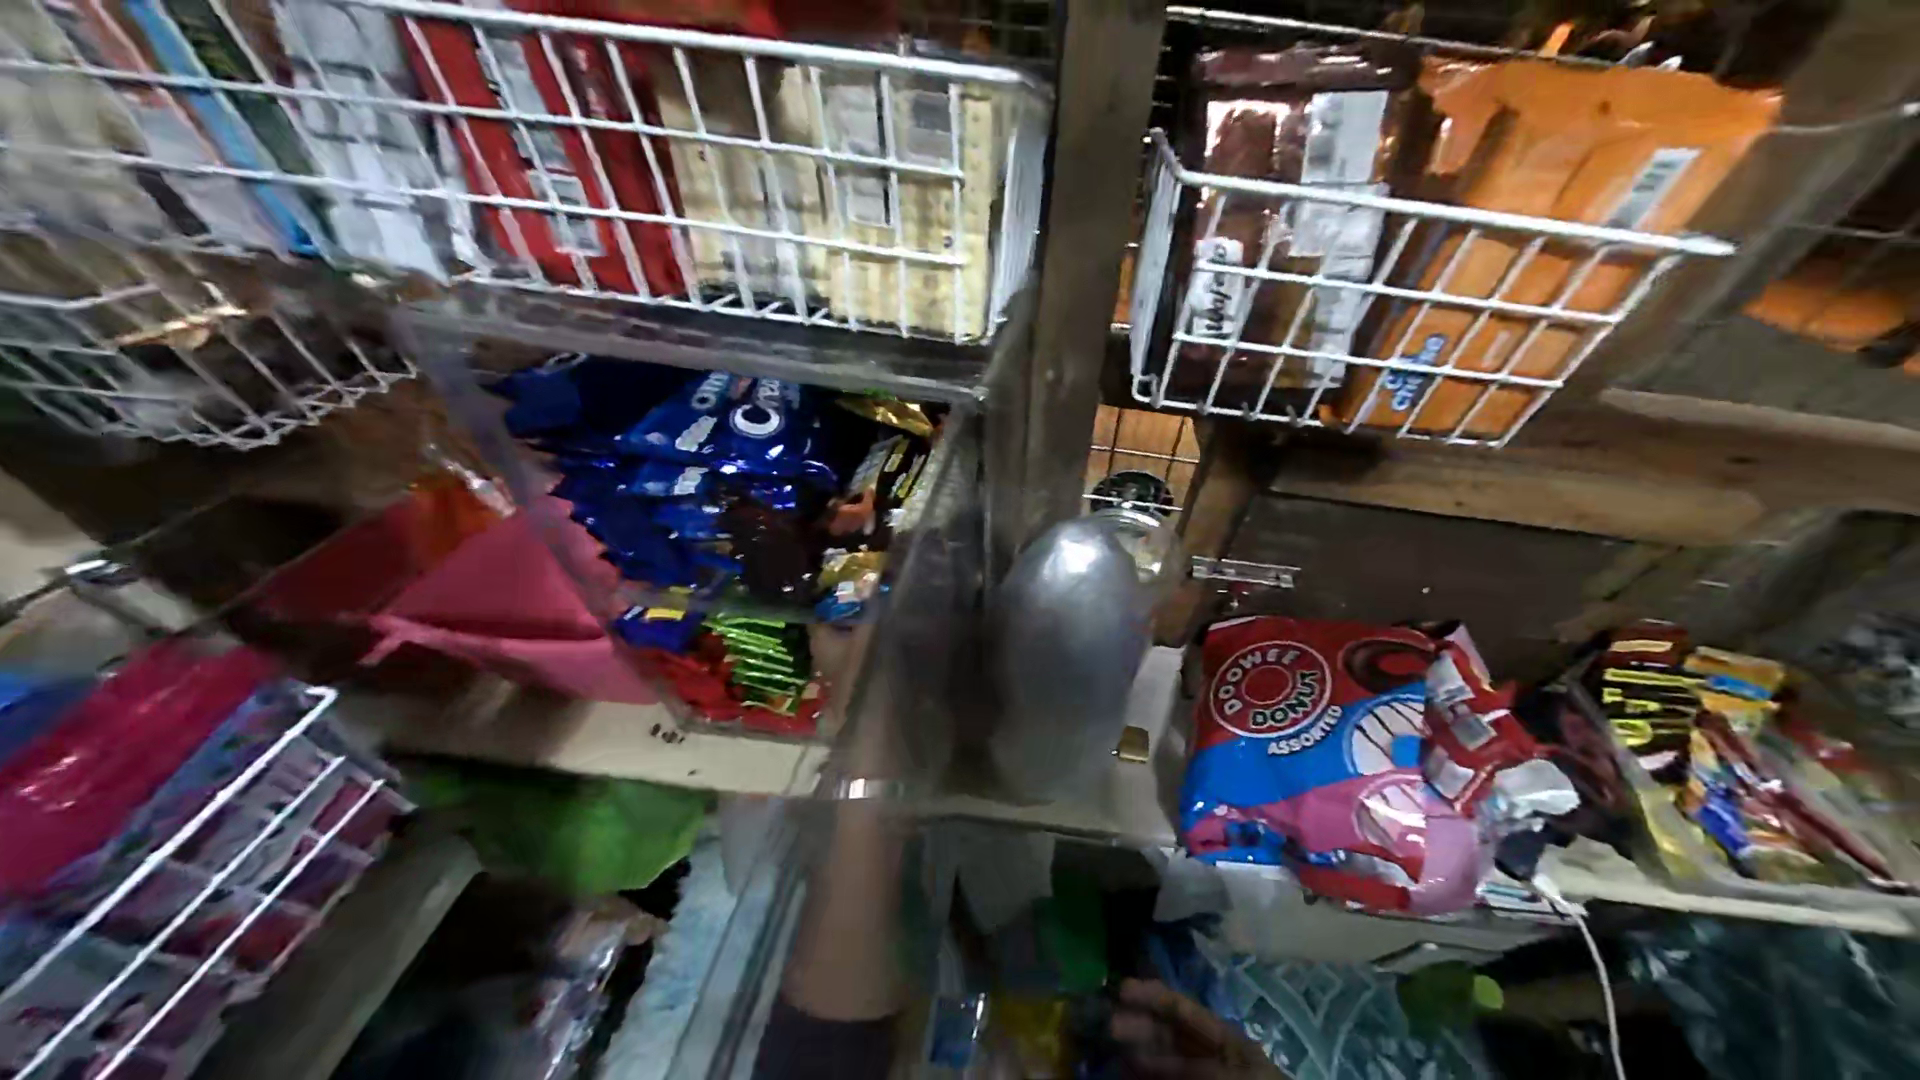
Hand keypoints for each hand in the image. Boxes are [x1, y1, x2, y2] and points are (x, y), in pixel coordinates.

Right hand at [1109, 979, 1288, 1079]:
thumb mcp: (1237, 1078)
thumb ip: (1196, 1067)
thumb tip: (1150, 1059)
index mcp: (1224, 1039)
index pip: (1181, 1008)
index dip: (1150, 996)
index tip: (1120, 989)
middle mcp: (1208, 1054)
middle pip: (1166, 1033)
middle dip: (1137, 1026)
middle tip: (1107, 1025)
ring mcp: (1197, 1075)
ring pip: (1161, 1058)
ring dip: (1136, 1053)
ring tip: (1110, 1050)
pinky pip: (1161, 1079)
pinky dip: (1143, 1075)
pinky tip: (1125, 1072)